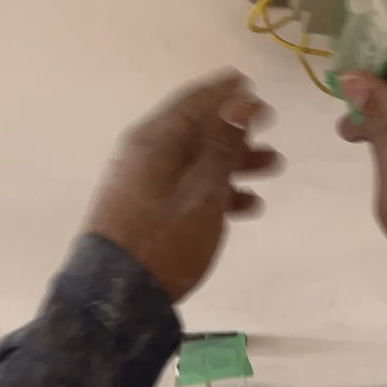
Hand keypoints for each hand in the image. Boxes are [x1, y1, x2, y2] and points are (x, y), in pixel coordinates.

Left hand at [87, 69, 281, 302]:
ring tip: (272, 165)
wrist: (114, 302)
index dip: (226, 91)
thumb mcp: (204, 189)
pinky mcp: (147, 208)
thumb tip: (239, 100)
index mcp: (157, 139)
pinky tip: (247, 205)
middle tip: (271, 123)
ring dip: (235, 160)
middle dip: (237, 127)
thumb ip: (223, 144)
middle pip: (199, 128)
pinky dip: (217, 188)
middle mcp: (148, 152)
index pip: (195, 101)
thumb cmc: (165, 237)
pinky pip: (188, 185)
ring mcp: (146, 181)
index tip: (253, 84)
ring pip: (198, 158)